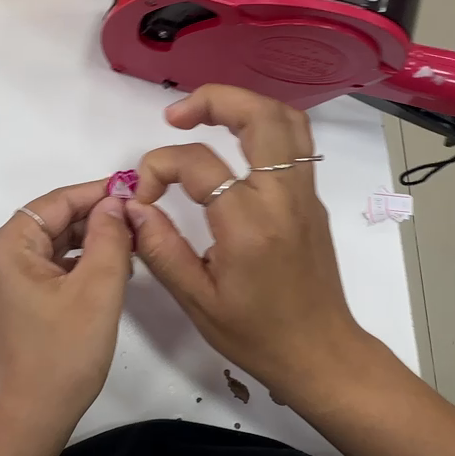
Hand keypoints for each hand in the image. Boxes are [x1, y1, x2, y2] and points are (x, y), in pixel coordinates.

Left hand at [0, 180, 133, 455]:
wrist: (31, 416)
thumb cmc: (63, 354)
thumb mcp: (97, 290)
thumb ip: (110, 238)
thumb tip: (116, 202)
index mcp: (6, 246)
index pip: (55, 202)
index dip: (97, 193)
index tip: (137, 190)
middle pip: (53, 220)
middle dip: (97, 219)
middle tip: (141, 222)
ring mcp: (6, 278)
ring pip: (55, 243)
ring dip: (92, 242)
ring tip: (134, 247)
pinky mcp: (18, 297)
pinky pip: (52, 265)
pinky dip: (81, 263)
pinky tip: (114, 269)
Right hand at [128, 85, 394, 407]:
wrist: (321, 355)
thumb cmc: (256, 335)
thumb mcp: (196, 300)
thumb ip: (160, 248)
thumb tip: (133, 207)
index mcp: (250, 225)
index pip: (198, 164)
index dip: (158, 167)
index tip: (143, 198)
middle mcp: (283, 199)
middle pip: (261, 116)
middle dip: (213, 100)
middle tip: (174, 115)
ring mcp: (303, 196)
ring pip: (286, 121)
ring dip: (242, 106)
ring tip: (201, 117)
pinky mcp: (309, 201)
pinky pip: (293, 143)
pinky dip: (258, 127)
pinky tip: (228, 146)